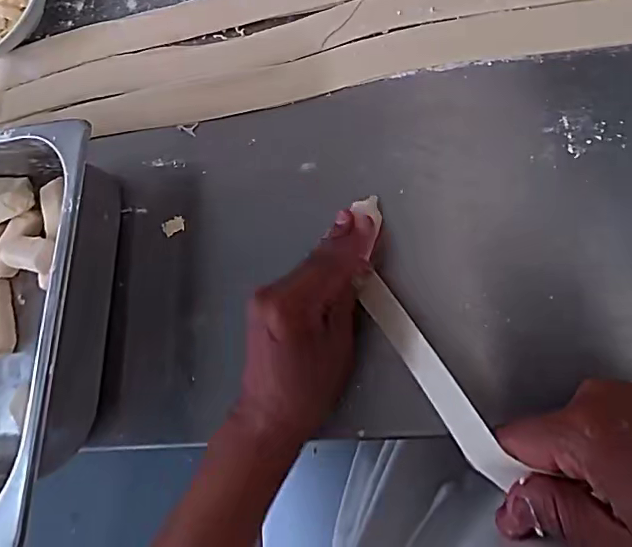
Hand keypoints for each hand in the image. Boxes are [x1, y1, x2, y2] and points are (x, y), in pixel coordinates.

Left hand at [230, 207, 379, 447]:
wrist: (265, 418)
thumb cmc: (304, 395)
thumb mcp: (339, 347)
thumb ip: (345, 300)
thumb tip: (355, 267)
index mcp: (291, 308)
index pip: (331, 266)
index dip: (354, 243)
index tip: (368, 223)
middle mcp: (272, 296)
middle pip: (317, 259)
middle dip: (343, 238)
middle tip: (362, 213)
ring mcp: (264, 296)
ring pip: (307, 264)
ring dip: (330, 249)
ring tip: (351, 224)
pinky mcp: (263, 299)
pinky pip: (297, 274)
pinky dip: (317, 264)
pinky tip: (330, 251)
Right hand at [495, 380, 631, 545]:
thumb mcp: (618, 546)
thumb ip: (557, 516)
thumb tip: (521, 504)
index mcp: (586, 427)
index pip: (512, 437)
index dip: (507, 476)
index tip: (513, 507)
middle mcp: (603, 400)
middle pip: (546, 433)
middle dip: (551, 476)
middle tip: (583, 525)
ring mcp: (629, 398)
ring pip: (576, 430)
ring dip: (583, 467)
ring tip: (625, 511)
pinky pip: (607, 424)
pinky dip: (609, 454)